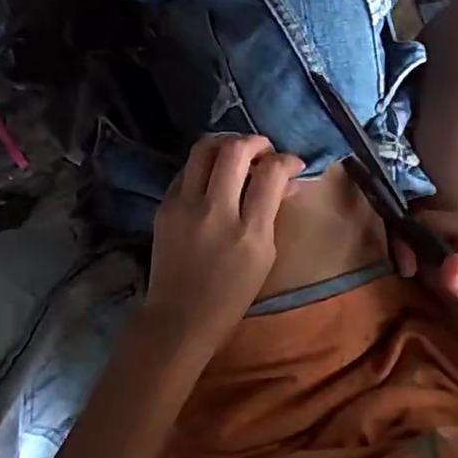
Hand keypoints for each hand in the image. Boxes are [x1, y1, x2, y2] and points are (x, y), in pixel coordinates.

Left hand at [145, 134, 302, 345]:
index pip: (270, 174)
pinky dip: (206, 163)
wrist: (179, 317)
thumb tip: (287, 180)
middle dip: (256, 141)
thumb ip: (273, 212)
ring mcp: (183, 206)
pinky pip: (187, 168)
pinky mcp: (164, 206)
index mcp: (247, 232)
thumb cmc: (231, 294)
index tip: (293, 164)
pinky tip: (214, 175)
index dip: (286, 160)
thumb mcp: (265, 256)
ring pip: (203, 148)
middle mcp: (214, 212)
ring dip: (227, 142)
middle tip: (265, 151)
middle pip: (233, 149)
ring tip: (239, 153)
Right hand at [391, 210, 457, 368]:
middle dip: (428, 274)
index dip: (405, 242)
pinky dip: (451, 297)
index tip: (406, 273)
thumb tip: (446, 265)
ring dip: (441, 290)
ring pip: (434, 261)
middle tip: (451, 303)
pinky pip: (447, 276)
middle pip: (425, 240)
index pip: (423, 220)